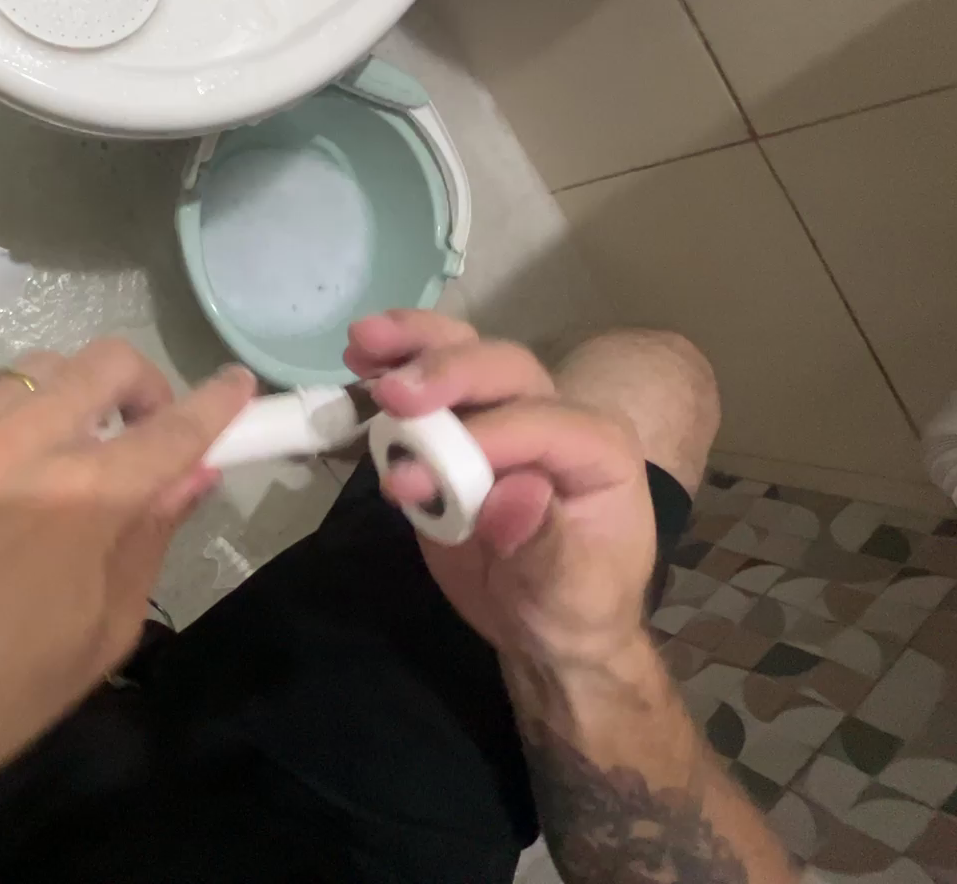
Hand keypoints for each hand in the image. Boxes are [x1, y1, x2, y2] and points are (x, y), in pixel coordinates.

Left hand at [0, 340, 253, 874]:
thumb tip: (194, 476)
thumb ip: (152, 535)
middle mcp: (18, 445)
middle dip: (147, 385)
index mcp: (79, 498)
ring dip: (77, 397)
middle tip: (147, 431)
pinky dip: (16, 419)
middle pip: (105, 363)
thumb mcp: (102, 629)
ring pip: (39, 370)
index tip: (239, 385)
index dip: (218, 403)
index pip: (172, 428)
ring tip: (73, 452)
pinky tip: (5, 474)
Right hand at [346, 311, 656, 668]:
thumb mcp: (568, 594)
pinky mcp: (457, 421)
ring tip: (363, 341)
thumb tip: (516, 495)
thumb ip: (546, 547)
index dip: (477, 441)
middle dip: (446, 373)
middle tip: (390, 393)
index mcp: (597, 451)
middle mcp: (553, 414)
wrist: (540, 616)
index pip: (540, 424)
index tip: (412, 478)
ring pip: (468, 352)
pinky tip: (359, 357)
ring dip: (413, 342)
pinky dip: (393, 362)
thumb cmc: (568, 606)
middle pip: (504, 369)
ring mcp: (502, 411)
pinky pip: (430, 379)